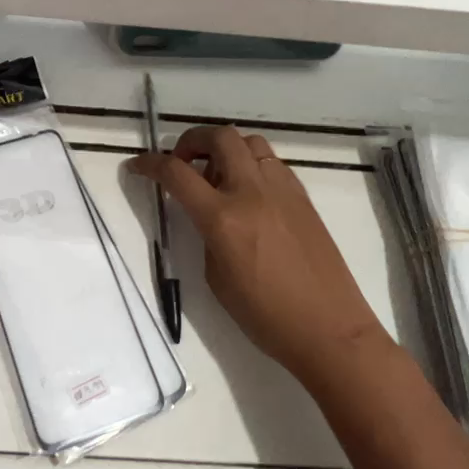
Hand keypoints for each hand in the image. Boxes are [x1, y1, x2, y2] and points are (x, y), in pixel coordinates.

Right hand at [128, 126, 388, 386]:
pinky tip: (248, 193)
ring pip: (249, 142)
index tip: (137, 166)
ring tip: (218, 177)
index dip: (150, 164)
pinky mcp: (302, 198)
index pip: (176, 173)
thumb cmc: (266, 316)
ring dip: (225, 149)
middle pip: (218, 137)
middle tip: (182, 163)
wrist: (331, 331)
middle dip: (192, 141)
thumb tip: (206, 213)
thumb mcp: (217, 278)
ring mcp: (282, 191)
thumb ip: (206, 235)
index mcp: (223, 218)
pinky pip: (271, 163)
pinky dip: (251, 164)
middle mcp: (252, 192)